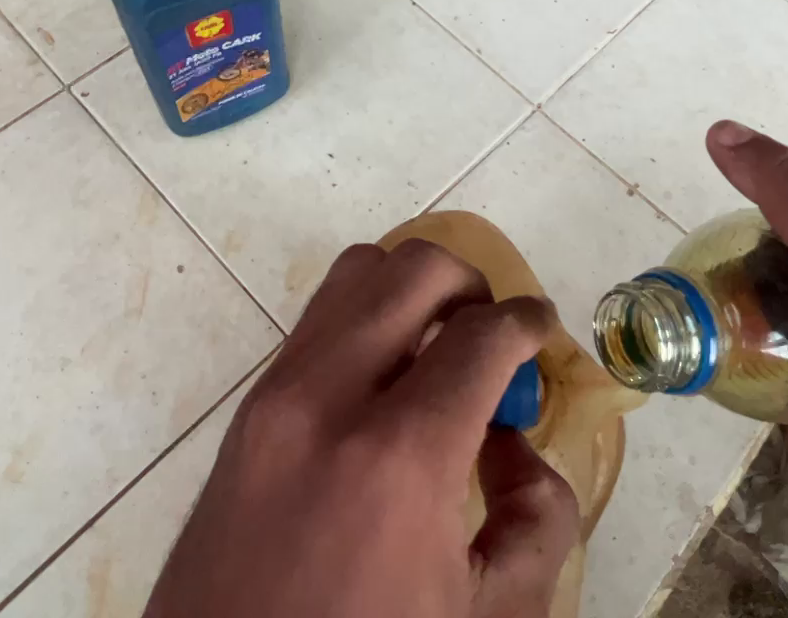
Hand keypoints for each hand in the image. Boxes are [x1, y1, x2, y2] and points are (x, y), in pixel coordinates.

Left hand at [144, 238, 579, 617]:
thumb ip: (535, 517)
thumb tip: (515, 438)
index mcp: (398, 458)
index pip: (480, 336)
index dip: (527, 320)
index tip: (541, 325)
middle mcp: (326, 400)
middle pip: (412, 269)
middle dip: (470, 285)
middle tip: (491, 337)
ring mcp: (273, 395)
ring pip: (355, 273)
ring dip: (411, 290)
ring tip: (438, 350)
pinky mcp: (245, 408)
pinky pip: (318, 319)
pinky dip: (366, 317)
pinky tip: (386, 382)